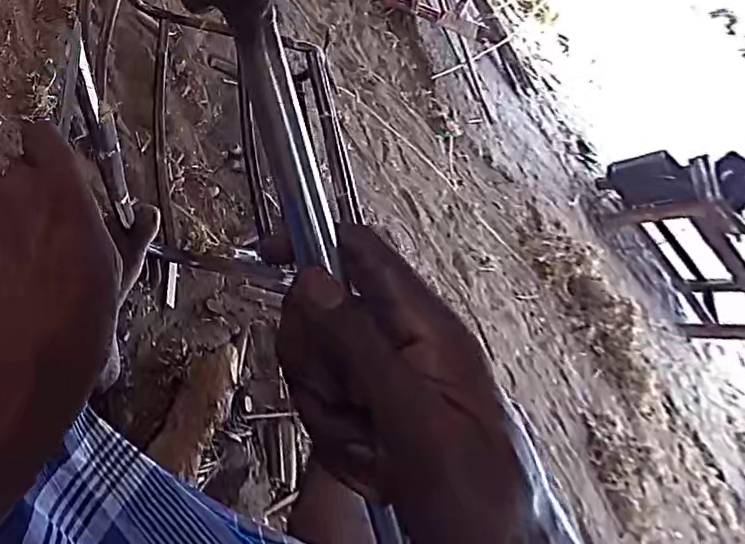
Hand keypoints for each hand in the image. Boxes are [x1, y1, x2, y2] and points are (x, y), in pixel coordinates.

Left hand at [0, 121, 122, 543]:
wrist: (10, 368)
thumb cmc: (77, 321)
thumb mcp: (116, 276)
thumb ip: (128, 233)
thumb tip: (145, 211)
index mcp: (58, 186)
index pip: (41, 133)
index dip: (49, 148)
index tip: (60, 172)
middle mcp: (14, 187)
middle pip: (21, 170)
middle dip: (34, 192)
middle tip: (52, 232)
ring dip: (13, 220)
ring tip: (29, 266)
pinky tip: (5, 279)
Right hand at [277, 226, 543, 543]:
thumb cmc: (475, 502)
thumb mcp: (415, 419)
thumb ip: (359, 343)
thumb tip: (312, 277)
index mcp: (426, 330)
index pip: (361, 252)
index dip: (312, 242)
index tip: (269, 254)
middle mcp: (399, 342)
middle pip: (317, 307)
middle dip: (315, 358)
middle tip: (345, 400)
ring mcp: (380, 373)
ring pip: (309, 352)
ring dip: (323, 403)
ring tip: (365, 444)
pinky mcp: (365, 402)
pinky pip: (314, 391)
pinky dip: (328, 428)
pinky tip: (365, 459)